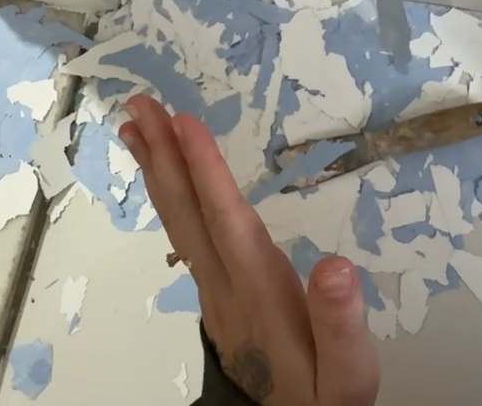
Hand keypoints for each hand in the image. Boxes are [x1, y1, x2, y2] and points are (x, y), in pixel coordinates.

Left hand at [119, 95, 379, 405]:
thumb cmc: (323, 395)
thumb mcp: (346, 374)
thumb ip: (341, 324)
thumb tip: (337, 267)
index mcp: (259, 291)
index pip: (227, 221)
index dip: (206, 171)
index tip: (184, 122)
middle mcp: (225, 281)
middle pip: (188, 212)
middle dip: (165, 155)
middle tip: (140, 104)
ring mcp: (213, 283)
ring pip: (178, 218)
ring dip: (157, 168)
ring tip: (135, 123)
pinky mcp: (214, 284)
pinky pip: (183, 228)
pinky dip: (167, 191)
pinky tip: (161, 171)